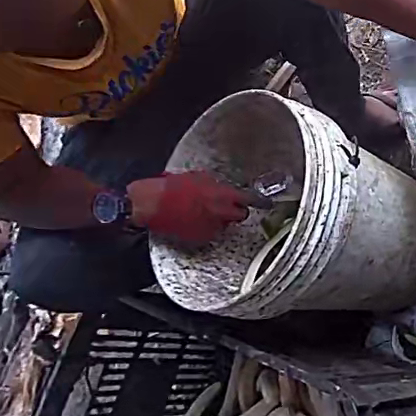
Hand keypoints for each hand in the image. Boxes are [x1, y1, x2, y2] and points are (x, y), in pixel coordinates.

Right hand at [127, 171, 265, 245]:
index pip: (250, 199)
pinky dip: (207, 229)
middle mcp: (222, 211)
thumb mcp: (198, 177)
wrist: (149, 204)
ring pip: (226, 225)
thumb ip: (216, 184)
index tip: (266, 203)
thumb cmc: (170, 187)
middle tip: (229, 207)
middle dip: (238, 211)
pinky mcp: (200, 238)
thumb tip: (223, 187)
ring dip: (220, 220)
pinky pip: (211, 233)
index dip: (259, 201)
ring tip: (204, 213)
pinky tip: (194, 222)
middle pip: (242, 215)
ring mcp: (212, 226)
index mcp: (223, 194)